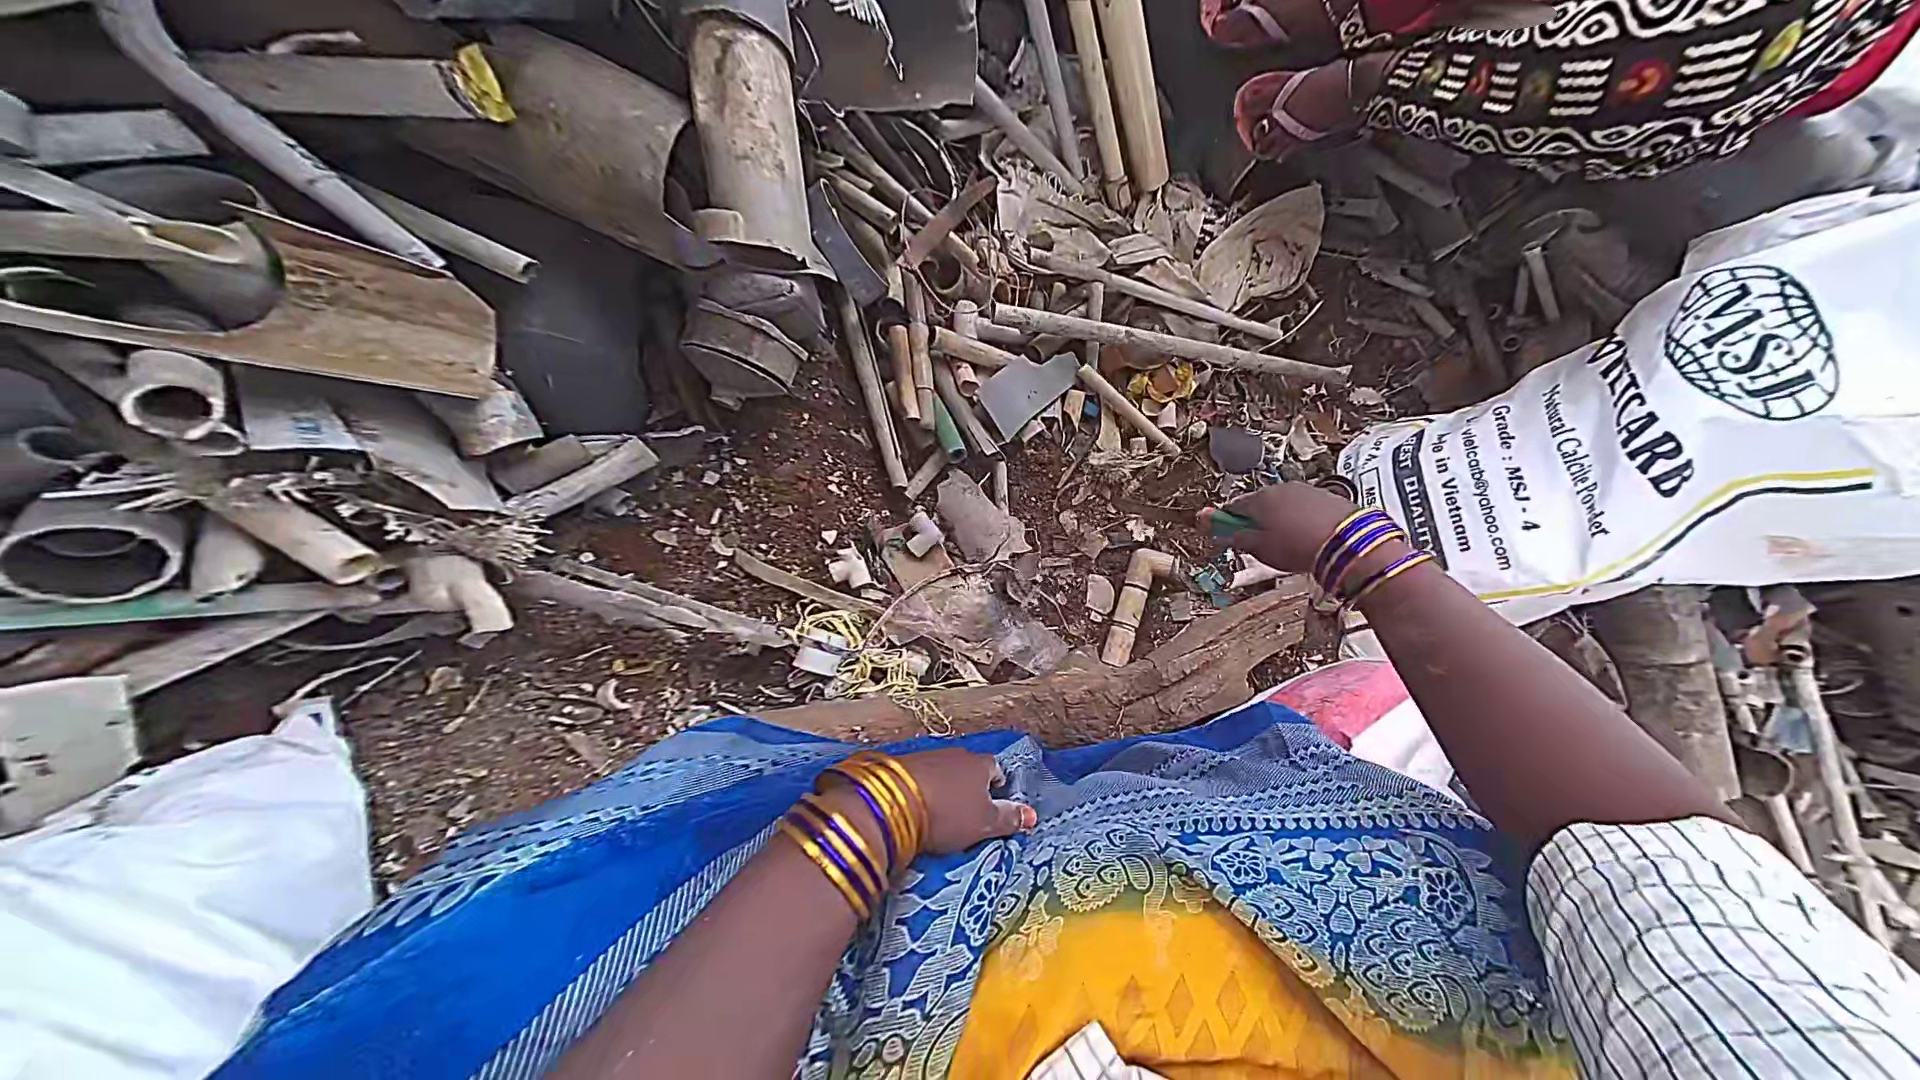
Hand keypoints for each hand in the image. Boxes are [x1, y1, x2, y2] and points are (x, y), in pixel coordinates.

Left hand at [894, 748, 1035, 854]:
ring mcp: (928, 756)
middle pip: (970, 768)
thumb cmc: (949, 813)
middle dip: (971, 786)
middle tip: (970, 811)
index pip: (997, 769)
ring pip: (945, 771)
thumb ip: (1009, 818)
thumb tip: (1033, 814)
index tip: (996, 803)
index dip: (999, 787)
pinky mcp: (902, 765)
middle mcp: (956, 754)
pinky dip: (925, 789)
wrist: (893, 801)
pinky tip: (920, 805)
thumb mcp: (985, 823)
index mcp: (980, 764)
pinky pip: (922, 776)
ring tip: (943, 812)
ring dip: (946, 787)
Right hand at [1202, 482, 1361, 572]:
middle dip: (1255, 520)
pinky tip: (1305, 536)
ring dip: (1278, 519)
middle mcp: (1280, 488)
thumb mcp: (1259, 547)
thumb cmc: (1298, 546)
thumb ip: (1236, 536)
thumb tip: (1219, 530)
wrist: (1349, 543)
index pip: (1232, 507)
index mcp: (1259, 498)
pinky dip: (1300, 519)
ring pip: (1282, 504)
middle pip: (1258, 503)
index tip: (1224, 532)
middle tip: (1257, 542)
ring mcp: (1306, 490)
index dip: (1226, 521)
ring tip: (1285, 542)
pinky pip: (1304, 507)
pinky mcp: (1327, 496)